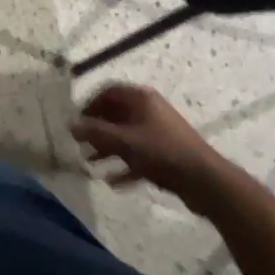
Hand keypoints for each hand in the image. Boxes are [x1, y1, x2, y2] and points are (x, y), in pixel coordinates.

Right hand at [69, 84, 229, 209]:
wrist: (204, 180)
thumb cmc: (161, 152)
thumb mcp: (123, 141)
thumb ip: (95, 133)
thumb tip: (70, 125)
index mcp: (141, 98)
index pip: (108, 92)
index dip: (90, 104)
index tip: (77, 121)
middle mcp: (150, 110)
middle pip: (117, 114)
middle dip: (97, 130)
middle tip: (80, 144)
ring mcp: (160, 132)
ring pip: (127, 136)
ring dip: (108, 149)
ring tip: (90, 163)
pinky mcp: (167, 153)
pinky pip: (139, 155)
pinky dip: (125, 165)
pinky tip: (113, 182)